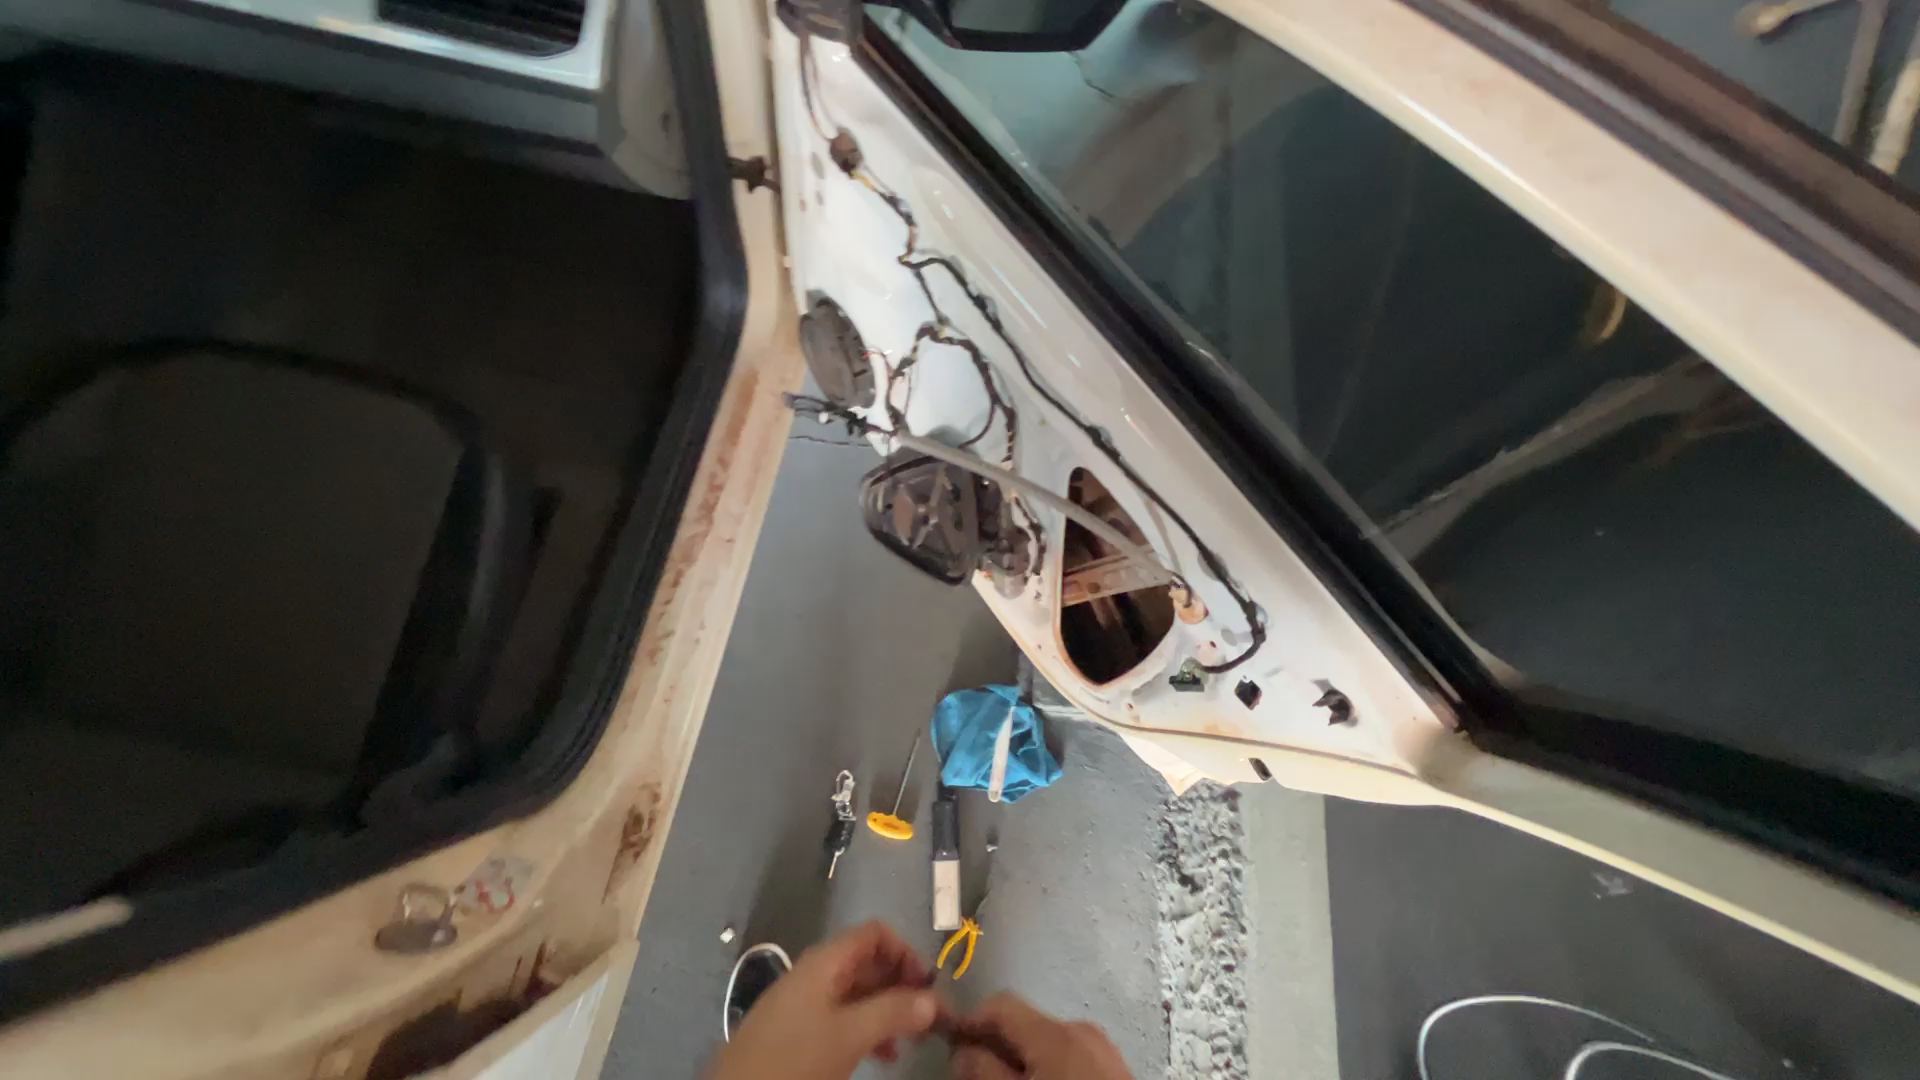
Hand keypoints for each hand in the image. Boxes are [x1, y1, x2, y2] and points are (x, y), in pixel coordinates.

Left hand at [707, 921, 946, 1079]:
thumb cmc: (794, 1058)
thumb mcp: (849, 1036)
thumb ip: (892, 1013)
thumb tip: (933, 999)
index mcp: (826, 960)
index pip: (875, 933)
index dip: (906, 952)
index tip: (928, 986)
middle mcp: (816, 973)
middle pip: (868, 962)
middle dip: (901, 984)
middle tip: (928, 1017)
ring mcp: (805, 1002)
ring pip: (857, 993)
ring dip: (887, 1010)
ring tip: (910, 1040)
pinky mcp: (797, 1032)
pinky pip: (842, 1017)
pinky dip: (867, 1028)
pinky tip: (883, 1056)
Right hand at [948, 992, 1135, 1079]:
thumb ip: (985, 1072)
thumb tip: (962, 1050)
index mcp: (1055, 1032)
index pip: (1001, 1003)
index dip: (971, 1020)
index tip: (951, 1044)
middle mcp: (1080, 1029)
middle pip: (1025, 1024)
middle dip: (997, 1046)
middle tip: (976, 1075)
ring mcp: (1103, 1049)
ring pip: (1048, 1043)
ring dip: (1023, 1060)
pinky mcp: (1116, 1069)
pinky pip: (1071, 1058)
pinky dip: (1050, 1069)